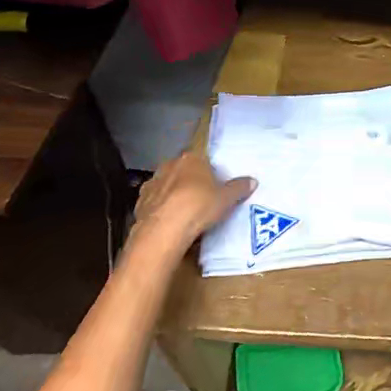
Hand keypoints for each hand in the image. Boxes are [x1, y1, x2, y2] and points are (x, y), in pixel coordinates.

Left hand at [131, 148, 253, 247]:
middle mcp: (168, 167)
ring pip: (167, 186)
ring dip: (176, 195)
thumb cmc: (199, 206)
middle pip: (184, 171)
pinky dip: (164, 209)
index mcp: (190, 159)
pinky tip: (173, 221)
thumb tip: (252, 181)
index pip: (203, 159)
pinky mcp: (139, 204)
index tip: (217, 184)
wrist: (163, 232)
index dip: (210, 171)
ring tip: (188, 212)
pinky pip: (157, 203)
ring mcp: (151, 185)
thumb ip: (239, 187)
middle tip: (205, 197)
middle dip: (192, 181)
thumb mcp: (228, 198)